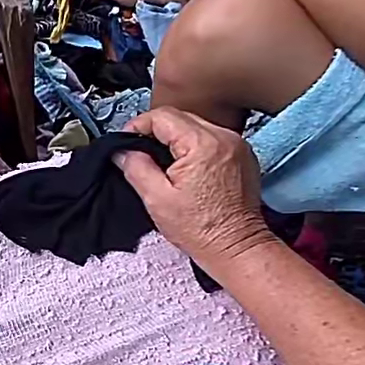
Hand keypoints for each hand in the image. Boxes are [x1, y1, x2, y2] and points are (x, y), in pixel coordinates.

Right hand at [116, 109, 277, 267]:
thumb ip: (136, 167)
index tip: (126, 140)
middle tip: (140, 152)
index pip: (162, 116)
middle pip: (180, 117)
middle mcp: (224, 138)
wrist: (235, 248)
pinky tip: (186, 169)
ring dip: (176, 138)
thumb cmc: (201, 230)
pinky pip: (212, 139)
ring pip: (196, 126)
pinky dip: (195, 147)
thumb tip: (122, 151)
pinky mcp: (243, 156)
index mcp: (201, 144)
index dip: (138, 126)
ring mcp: (237, 145)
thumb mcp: (157, 199)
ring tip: (162, 163)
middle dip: (156, 131)